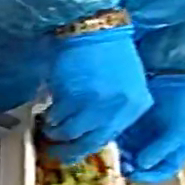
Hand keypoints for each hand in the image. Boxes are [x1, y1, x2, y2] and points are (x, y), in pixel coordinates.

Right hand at [43, 24, 151, 162]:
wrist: (95, 32)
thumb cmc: (108, 55)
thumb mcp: (122, 86)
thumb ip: (111, 109)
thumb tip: (88, 130)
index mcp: (136, 106)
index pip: (111, 137)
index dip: (88, 145)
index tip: (74, 149)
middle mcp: (120, 109)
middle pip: (91, 141)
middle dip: (70, 149)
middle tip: (55, 152)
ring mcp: (97, 104)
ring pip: (70, 131)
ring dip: (56, 132)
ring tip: (48, 127)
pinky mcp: (74, 98)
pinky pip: (57, 117)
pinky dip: (50, 117)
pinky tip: (48, 112)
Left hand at [118, 75, 184, 182]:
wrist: (171, 82)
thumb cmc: (182, 107)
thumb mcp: (180, 130)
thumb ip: (162, 148)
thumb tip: (142, 165)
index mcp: (175, 152)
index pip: (161, 173)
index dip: (148, 177)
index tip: (134, 174)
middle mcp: (155, 148)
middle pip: (139, 166)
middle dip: (127, 167)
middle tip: (118, 163)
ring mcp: (139, 138)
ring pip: (124, 154)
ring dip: (116, 156)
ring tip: (111, 151)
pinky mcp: (125, 128)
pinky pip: (115, 140)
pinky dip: (109, 143)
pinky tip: (104, 140)